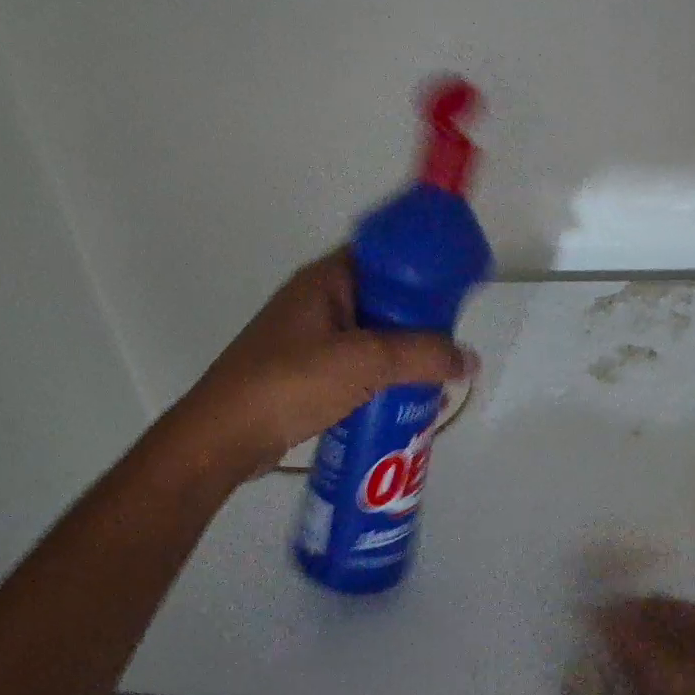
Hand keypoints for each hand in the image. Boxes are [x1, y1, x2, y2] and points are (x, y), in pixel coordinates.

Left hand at [170, 251, 474, 480]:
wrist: (225, 438)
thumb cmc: (290, 384)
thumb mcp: (364, 362)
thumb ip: (421, 356)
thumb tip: (468, 359)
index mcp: (326, 281)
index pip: (384, 257)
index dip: (423, 268)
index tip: (459, 293)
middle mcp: (319, 303)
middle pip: (384, 301)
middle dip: (421, 323)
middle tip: (454, 345)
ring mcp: (311, 341)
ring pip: (373, 340)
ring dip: (404, 358)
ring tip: (439, 378)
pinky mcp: (308, 377)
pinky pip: (358, 370)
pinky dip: (383, 381)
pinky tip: (406, 403)